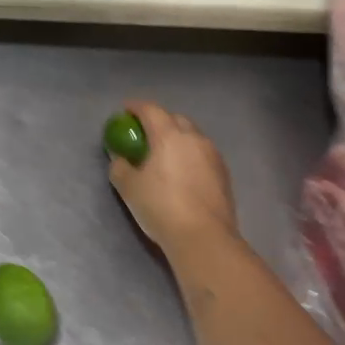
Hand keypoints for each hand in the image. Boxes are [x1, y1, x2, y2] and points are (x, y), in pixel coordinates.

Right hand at [108, 102, 238, 252]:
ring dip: (177, 138)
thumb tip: (120, 159)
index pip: (150, 109)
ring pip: (192, 136)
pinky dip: (190, 154)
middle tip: (144, 134)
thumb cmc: (161, 207)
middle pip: (175, 118)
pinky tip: (182, 172)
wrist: (204, 238)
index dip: (135, 107)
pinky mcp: (224, 174)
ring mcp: (213, 155)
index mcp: (169, 135)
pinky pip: (203, 154)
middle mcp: (194, 138)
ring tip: (164, 154)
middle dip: (159, 120)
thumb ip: (120, 167)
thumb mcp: (128, 188)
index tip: (125, 111)